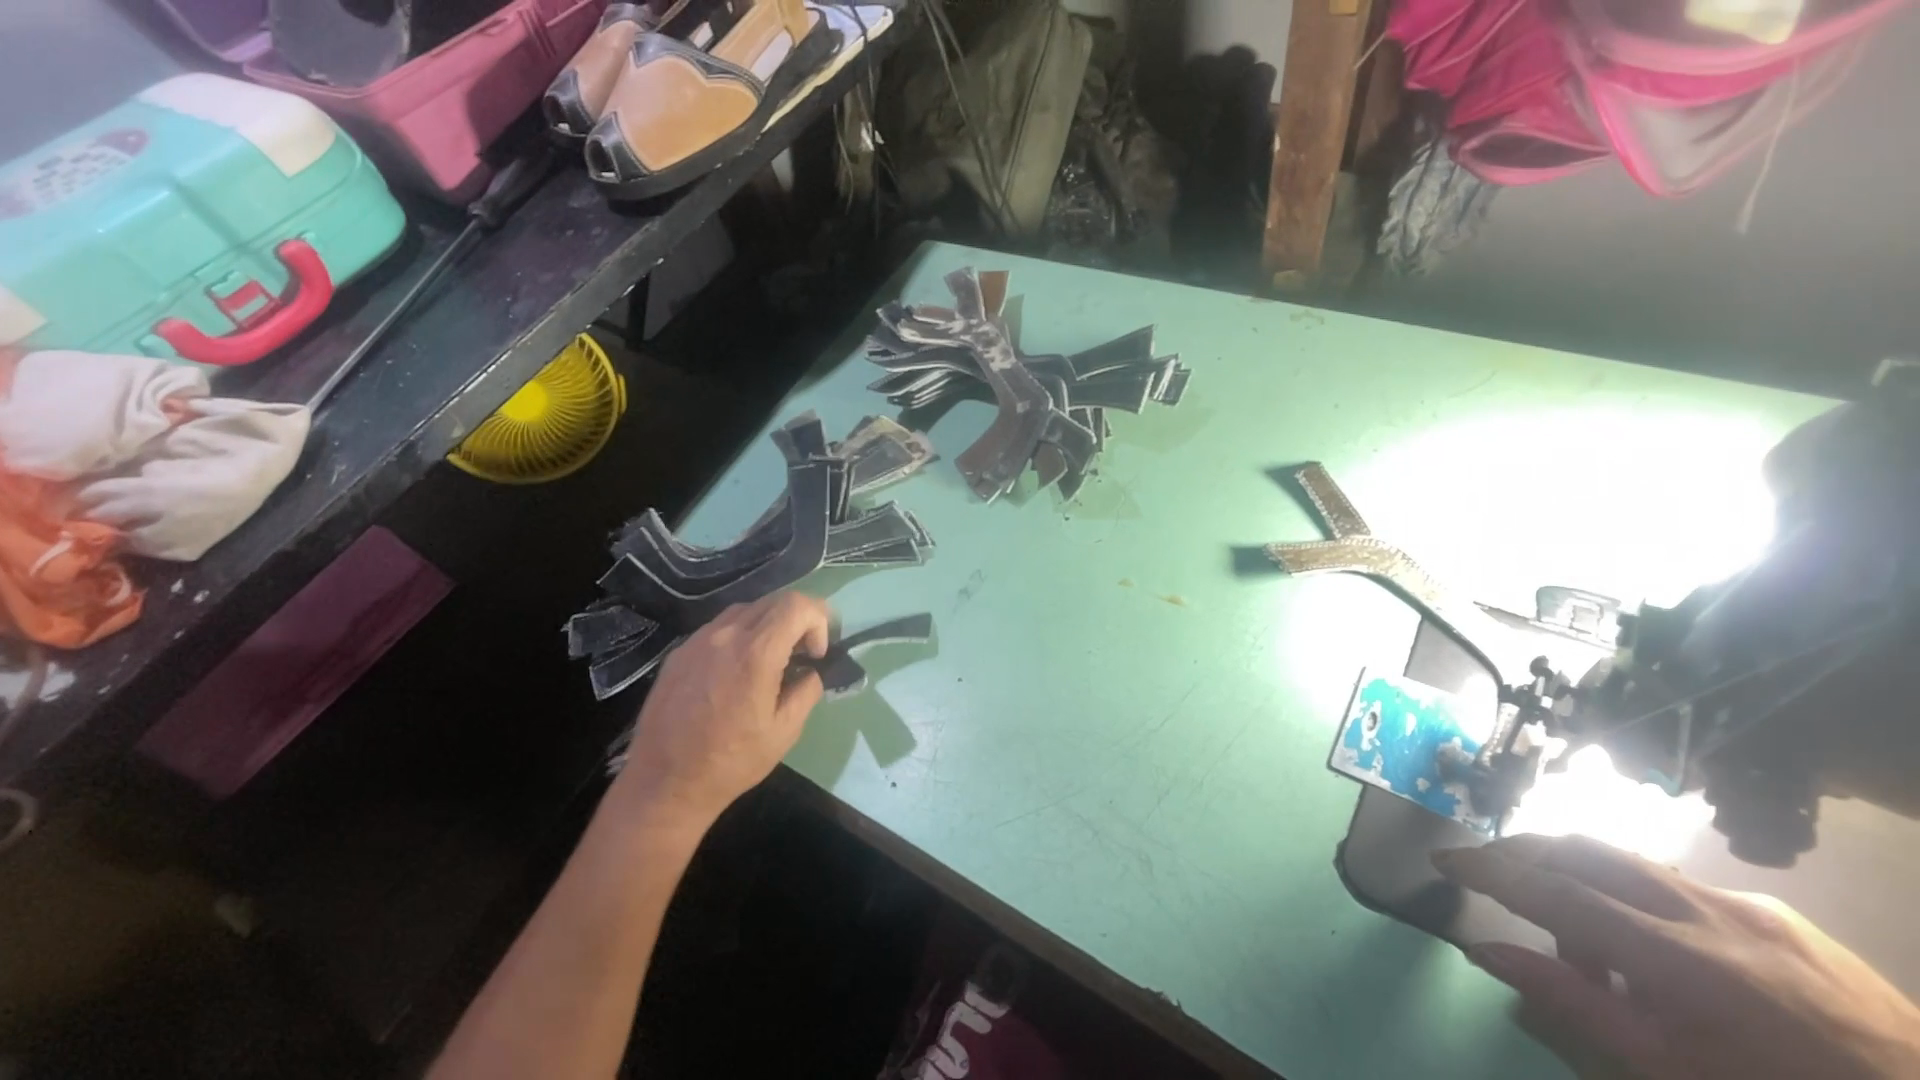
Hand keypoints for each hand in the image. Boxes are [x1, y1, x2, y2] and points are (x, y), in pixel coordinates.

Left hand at [610, 591, 830, 826]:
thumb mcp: (785, 732)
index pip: (797, 605)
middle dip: (798, 620)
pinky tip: (737, 671)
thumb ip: (807, 690)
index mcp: (755, 654)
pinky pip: (719, 628)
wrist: (665, 782)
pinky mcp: (679, 652)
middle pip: (773, 601)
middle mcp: (725, 635)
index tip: (816, 654)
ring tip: (771, 662)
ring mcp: (697, 641)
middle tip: (802, 655)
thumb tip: (813, 671)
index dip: (818, 620)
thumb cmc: (731, 761)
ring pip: (745, 610)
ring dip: (768, 625)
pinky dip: (740, 636)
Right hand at [1435, 834, 1919, 1079]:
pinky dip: (1635, 896)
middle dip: (1525, 851)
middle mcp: (1707, 910)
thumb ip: (1570, 1004)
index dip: (1490, 868)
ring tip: (1571, 934)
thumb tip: (1486, 951)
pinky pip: (1681, 884)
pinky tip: (1648, 948)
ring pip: (1631, 859)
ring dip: (1578, 873)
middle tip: (1486, 872)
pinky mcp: (1781, 912)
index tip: (1443, 859)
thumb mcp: (1664, 1070)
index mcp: (1677, 958)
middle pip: (1587, 848)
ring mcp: (1750, 904)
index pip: (1554, 890)